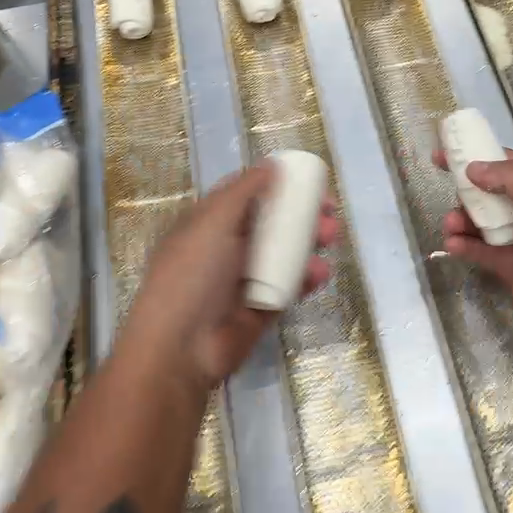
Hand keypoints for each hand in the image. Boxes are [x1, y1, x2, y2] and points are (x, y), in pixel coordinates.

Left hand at [123, 160, 336, 389]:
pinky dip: (306, 277)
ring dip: (309, 243)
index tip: (308, 180)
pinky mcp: (262, 307)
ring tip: (332, 239)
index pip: (246, 194)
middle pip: (271, 222)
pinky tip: (321, 274)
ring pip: (284, 253)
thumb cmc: (191, 275)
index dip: (277, 184)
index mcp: (208, 222)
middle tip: (329, 212)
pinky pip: (289, 286)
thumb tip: (272, 164)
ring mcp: (245, 278)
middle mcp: (226, 246)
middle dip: (301, 214)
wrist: (181, 348)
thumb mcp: (212, 222)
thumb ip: (245, 191)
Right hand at [434, 148, 512, 342]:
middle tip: (445, 192)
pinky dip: (465, 245)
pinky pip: (482, 249)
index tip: (445, 155)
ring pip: (483, 221)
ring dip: (463, 219)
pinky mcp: (512, 265)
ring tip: (450, 226)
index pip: (509, 162)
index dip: (478, 155)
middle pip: (492, 191)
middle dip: (467, 191)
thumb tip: (475, 168)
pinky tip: (452, 245)